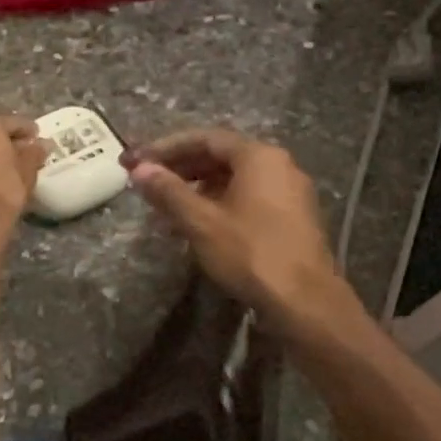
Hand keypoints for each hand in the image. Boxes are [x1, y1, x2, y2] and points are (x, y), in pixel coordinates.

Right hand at [123, 129, 351, 327]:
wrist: (304, 301)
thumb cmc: (250, 253)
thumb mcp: (200, 222)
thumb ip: (168, 191)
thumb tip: (140, 169)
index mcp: (259, 157)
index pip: (205, 139)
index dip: (166, 148)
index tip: (136, 161)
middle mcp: (279, 166)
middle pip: (221, 156)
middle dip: (181, 168)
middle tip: (147, 182)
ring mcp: (290, 193)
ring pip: (235, 180)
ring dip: (198, 188)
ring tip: (166, 207)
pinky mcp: (292, 219)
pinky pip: (249, 198)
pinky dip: (219, 203)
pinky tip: (198, 225)